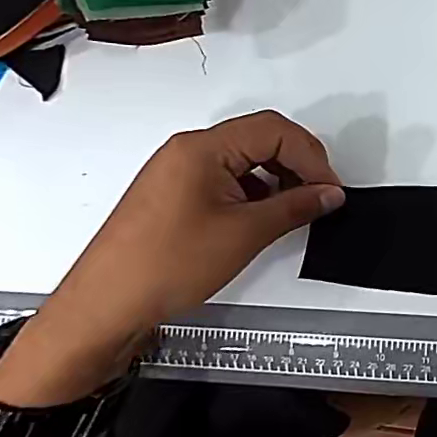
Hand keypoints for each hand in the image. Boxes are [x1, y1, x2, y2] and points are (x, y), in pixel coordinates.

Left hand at [0, 111, 343, 405]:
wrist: (106, 305)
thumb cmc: (162, 266)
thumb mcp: (245, 234)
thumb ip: (295, 207)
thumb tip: (327, 194)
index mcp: (202, 148)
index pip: (274, 131)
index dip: (311, 157)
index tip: (330, 188)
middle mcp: (188, 150)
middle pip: (261, 137)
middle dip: (298, 162)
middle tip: (321, 193)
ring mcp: (180, 169)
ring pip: (246, 156)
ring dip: (278, 175)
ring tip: (297, 207)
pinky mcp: (177, 191)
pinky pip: (227, 175)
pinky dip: (256, 189)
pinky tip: (266, 215)